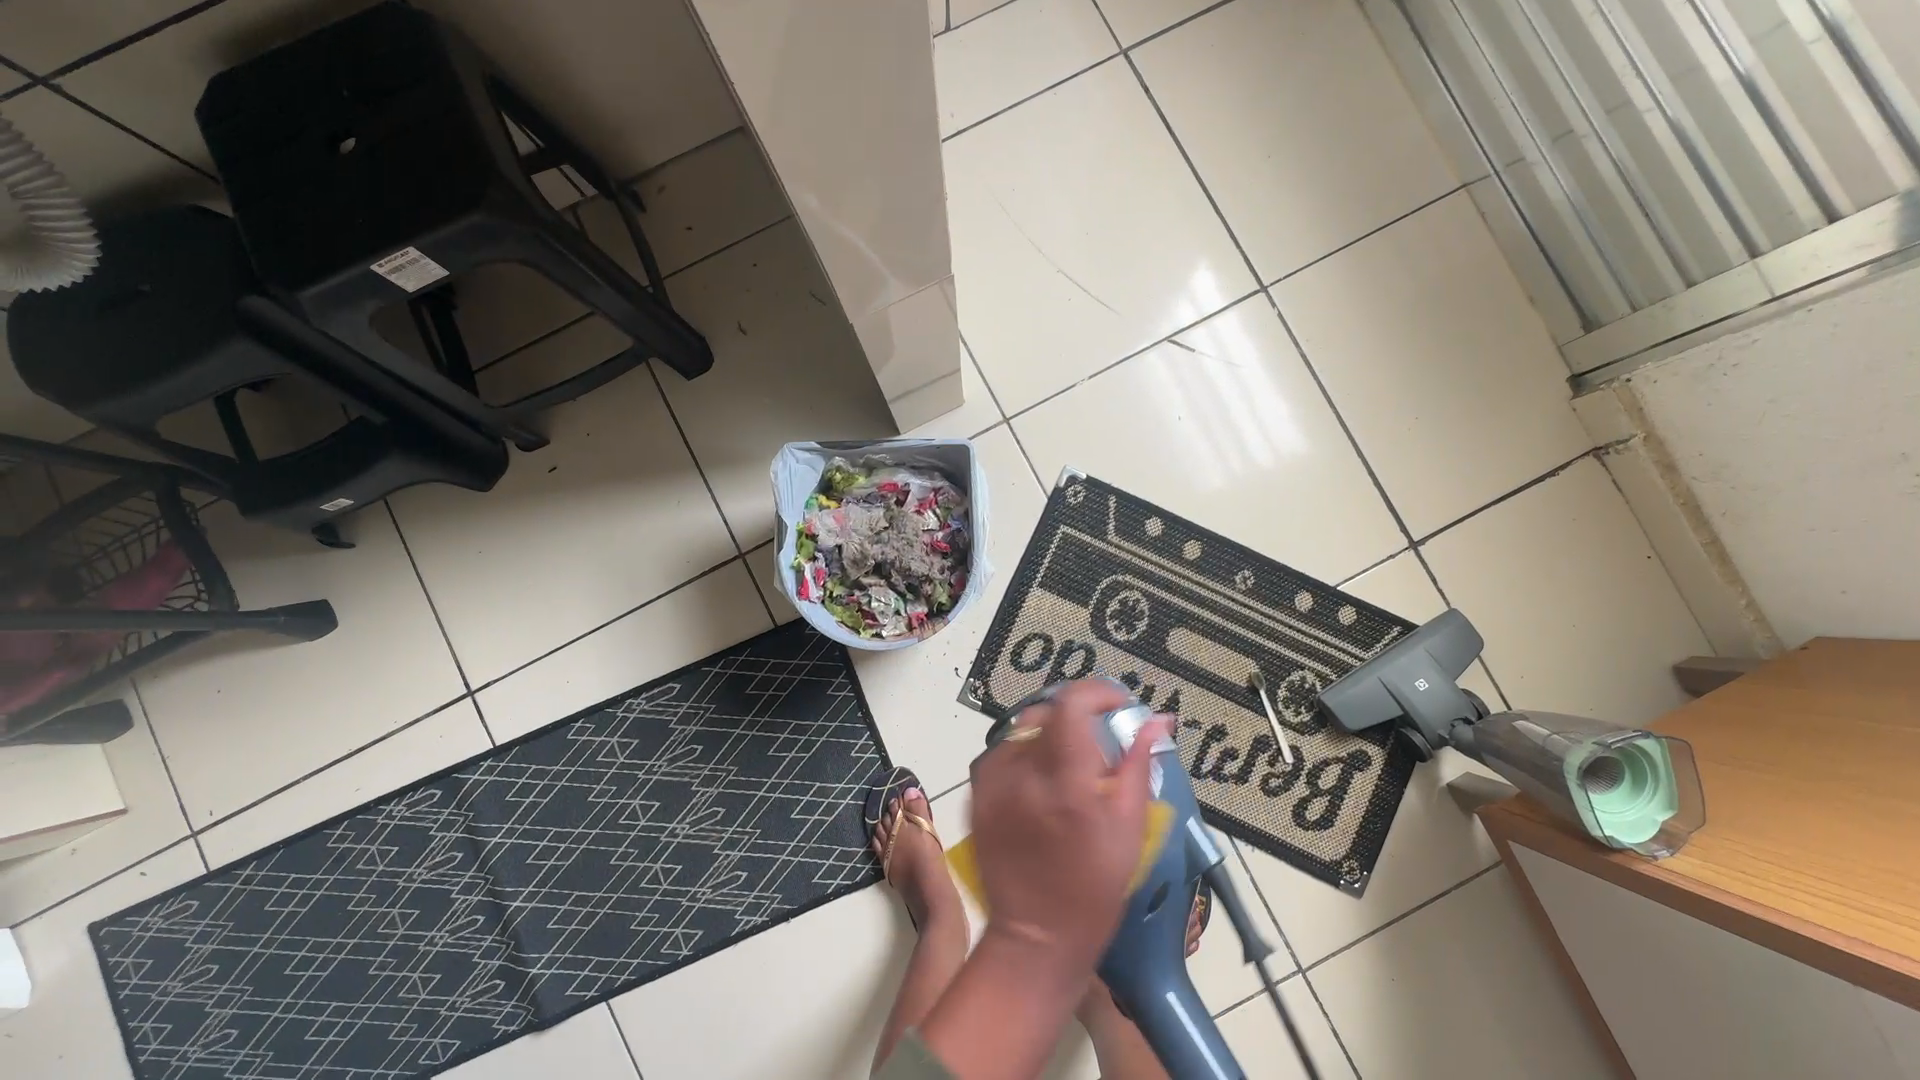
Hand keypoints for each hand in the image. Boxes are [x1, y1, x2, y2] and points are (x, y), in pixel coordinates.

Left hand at [967, 680, 1167, 971]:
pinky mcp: (977, 796)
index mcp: (1067, 782)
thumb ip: (1138, 764)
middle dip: (1077, 716)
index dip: (1098, 692)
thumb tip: (1156, 720)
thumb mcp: (1130, 826)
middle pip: (1047, 712)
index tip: (1118, 705)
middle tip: (1098, 742)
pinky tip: (1040, 784)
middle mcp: (1023, 774)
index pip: (1072, 704)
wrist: (1037, 933)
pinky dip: (1024, 756)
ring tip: (1069, 768)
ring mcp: (993, 784)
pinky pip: (1001, 754)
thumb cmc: (1095, 885)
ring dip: (1050, 735)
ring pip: (1023, 731)